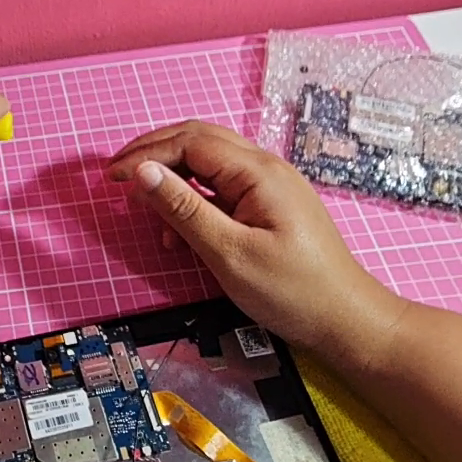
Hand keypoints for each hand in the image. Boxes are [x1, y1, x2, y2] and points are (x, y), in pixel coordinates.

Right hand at [106, 120, 405, 362]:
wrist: (350, 323)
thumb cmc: (291, 292)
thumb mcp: (229, 253)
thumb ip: (183, 209)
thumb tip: (141, 172)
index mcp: (257, 172)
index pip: (189, 143)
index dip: (146, 155)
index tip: (111, 179)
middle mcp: (263, 166)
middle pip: (197, 139)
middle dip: (152, 153)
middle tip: (116, 175)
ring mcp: (268, 183)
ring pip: (207, 159)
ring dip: (171, 174)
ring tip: (142, 203)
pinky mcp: (268, 202)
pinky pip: (220, 184)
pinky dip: (190, 196)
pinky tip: (177, 229)